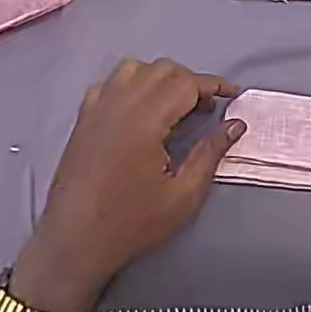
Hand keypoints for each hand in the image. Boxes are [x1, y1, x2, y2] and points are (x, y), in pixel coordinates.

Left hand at [12, 59, 244, 311]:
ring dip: (160, 78)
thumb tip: (235, 124)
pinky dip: (130, 85)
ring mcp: (96, 110)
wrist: (75, 242)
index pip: (184, 83)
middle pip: (161, 70)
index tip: (233, 94)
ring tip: (175, 105)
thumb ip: (210, 153)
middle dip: (191, 81)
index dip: (213, 84)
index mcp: (144, 121)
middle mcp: (118, 106)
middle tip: (208, 107)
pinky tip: (140, 109)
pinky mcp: (83, 120)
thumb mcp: (184, 194)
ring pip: (133, 69)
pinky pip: (108, 84)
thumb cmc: (133, 223)